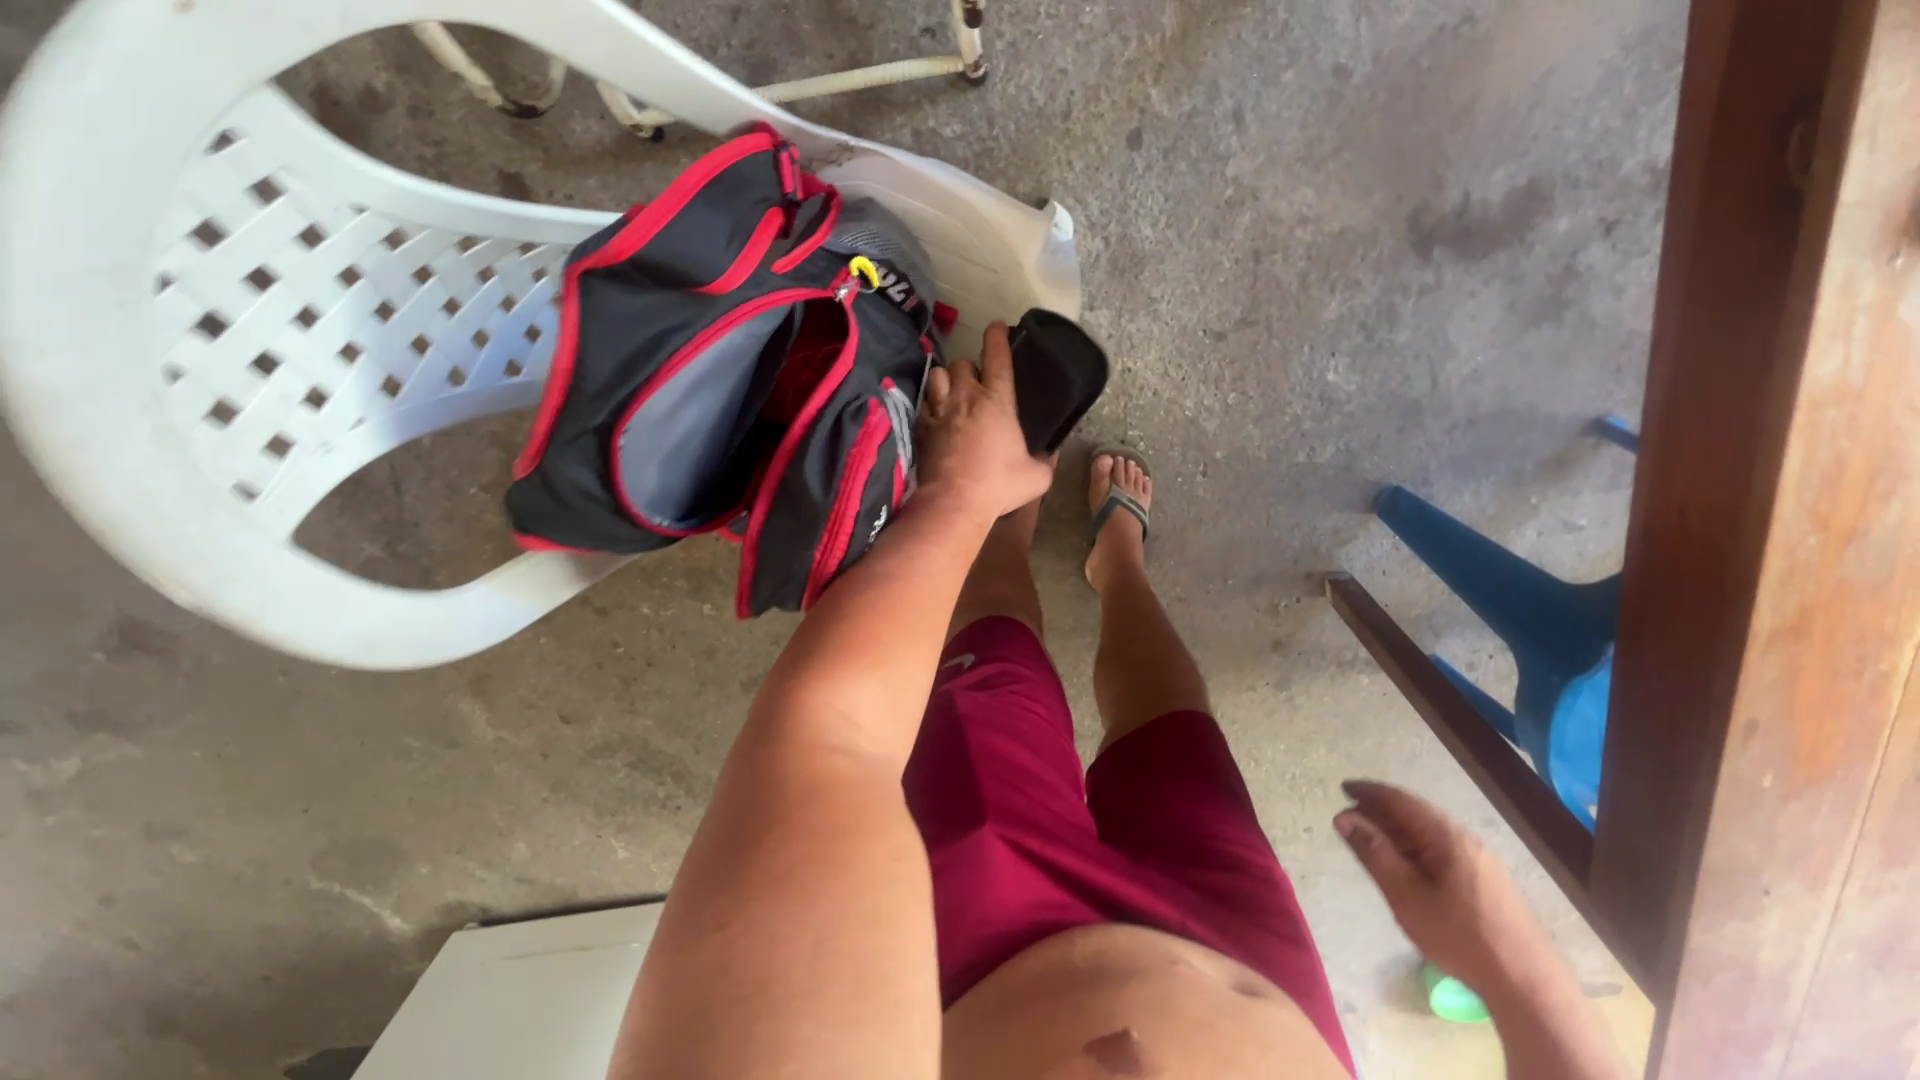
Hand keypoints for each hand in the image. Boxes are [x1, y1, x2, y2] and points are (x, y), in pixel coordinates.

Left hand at [915, 322, 1053, 520]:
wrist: (953, 503)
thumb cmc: (999, 486)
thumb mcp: (1037, 476)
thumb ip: (1047, 459)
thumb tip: (1052, 453)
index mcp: (997, 401)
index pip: (997, 356)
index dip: (997, 336)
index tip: (997, 326)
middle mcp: (966, 397)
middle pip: (963, 364)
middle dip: (970, 368)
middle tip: (977, 382)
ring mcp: (940, 411)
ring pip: (938, 376)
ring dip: (946, 380)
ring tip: (952, 392)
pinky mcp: (922, 428)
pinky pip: (924, 404)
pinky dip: (930, 405)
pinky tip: (936, 416)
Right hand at [1335, 780, 1556, 995]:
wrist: (1527, 983)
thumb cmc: (1460, 936)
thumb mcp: (1406, 895)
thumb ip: (1374, 853)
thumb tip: (1345, 818)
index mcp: (1448, 837)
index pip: (1402, 801)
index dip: (1370, 791)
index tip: (1343, 788)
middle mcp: (1466, 840)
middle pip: (1417, 814)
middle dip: (1381, 811)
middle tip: (1349, 819)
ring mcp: (1480, 861)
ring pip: (1430, 834)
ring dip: (1397, 832)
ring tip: (1370, 841)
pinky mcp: (1486, 881)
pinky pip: (1441, 850)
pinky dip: (1414, 848)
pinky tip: (1405, 864)